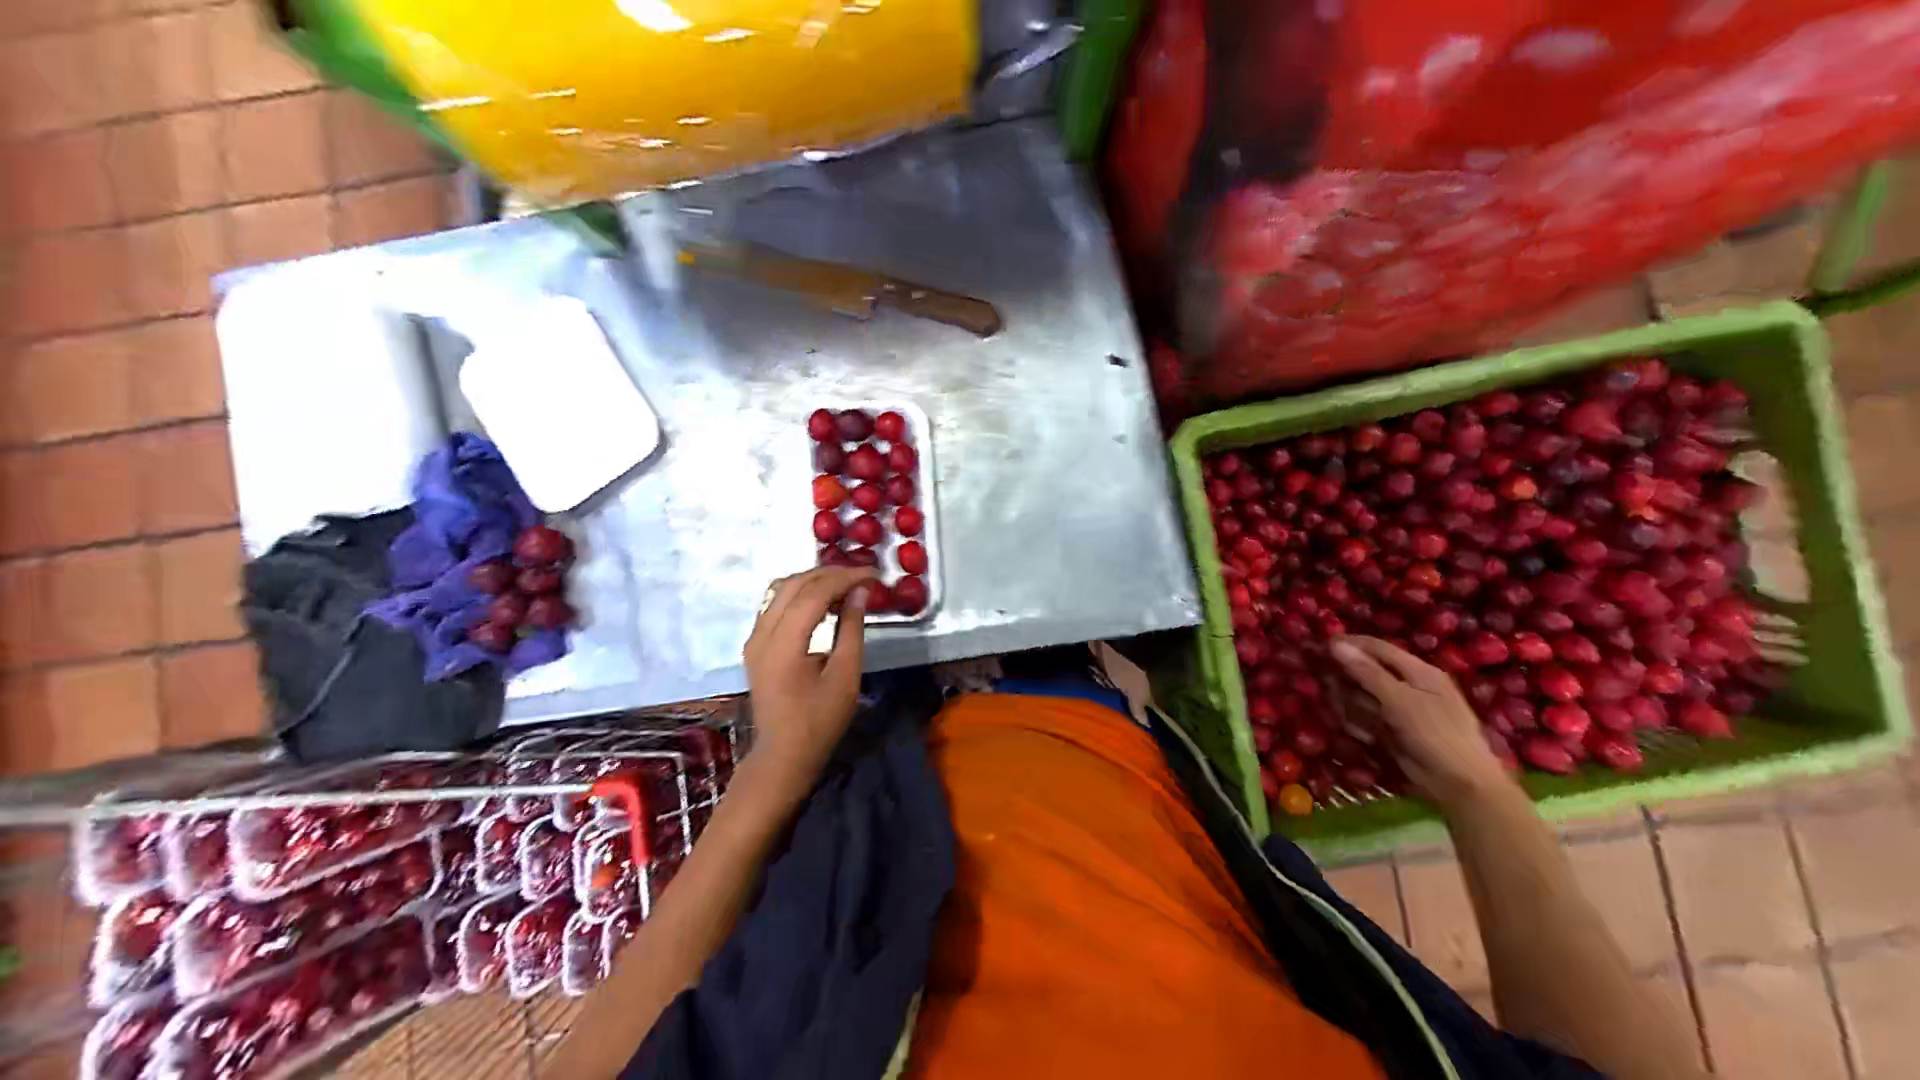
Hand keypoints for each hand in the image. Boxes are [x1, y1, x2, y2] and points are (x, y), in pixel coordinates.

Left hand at [742, 567, 879, 783]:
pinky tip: (823, 602)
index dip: (846, 578)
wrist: (783, 754)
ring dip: (814, 581)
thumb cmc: (819, 721)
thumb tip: (860, 591)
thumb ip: (852, 628)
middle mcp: (761, 634)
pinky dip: (801, 595)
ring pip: (782, 590)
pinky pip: (775, 604)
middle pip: (795, 584)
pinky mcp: (755, 644)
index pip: (814, 593)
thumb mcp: (845, 676)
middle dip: (831, 574)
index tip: (874, 575)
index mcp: (783, 643)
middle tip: (863, 576)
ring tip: (846, 586)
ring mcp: (754, 638)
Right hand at [1330, 635, 1515, 812]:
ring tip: (1328, 699)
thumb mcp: (1401, 700)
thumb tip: (1335, 645)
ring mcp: (1402, 709)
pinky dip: (1355, 716)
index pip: (1379, 648)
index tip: (1320, 643)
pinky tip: (1345, 721)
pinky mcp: (1395, 729)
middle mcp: (1411, 685)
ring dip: (1347, 696)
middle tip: (1318, 674)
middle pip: (1370, 670)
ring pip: (1365, 694)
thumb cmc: (1437, 735)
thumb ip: (1368, 673)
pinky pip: (1368, 715)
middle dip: (1345, 671)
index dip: (1351, 644)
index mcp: (1420, 671)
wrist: (1462, 785)